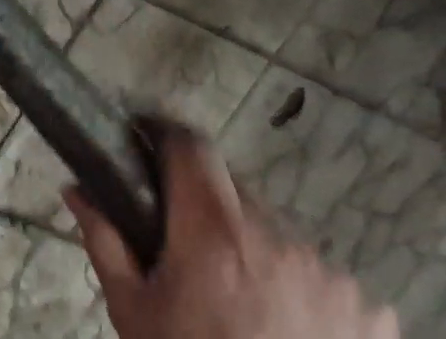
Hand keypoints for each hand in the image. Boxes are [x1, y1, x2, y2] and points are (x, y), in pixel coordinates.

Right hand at [67, 125, 400, 338]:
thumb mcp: (132, 306)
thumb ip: (103, 240)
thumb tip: (74, 190)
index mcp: (212, 233)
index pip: (192, 149)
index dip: (165, 133)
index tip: (144, 134)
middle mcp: (278, 241)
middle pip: (234, 191)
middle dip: (203, 201)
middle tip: (181, 238)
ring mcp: (332, 276)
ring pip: (278, 231)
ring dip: (251, 242)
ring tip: (233, 287)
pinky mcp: (371, 310)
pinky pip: (322, 272)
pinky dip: (295, 280)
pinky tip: (278, 313)